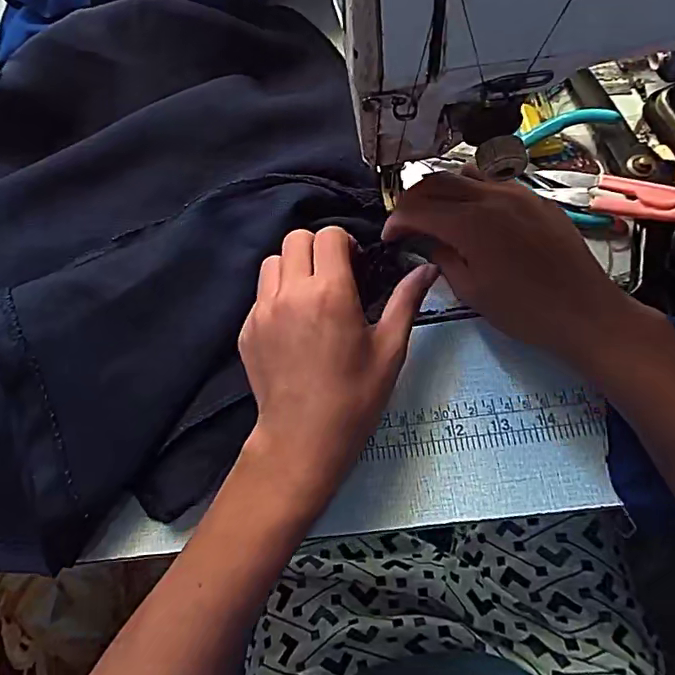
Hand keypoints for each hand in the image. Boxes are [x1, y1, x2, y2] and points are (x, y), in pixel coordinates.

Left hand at [236, 227, 438, 508]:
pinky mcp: (246, 329)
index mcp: (330, 293)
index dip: (345, 243)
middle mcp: (291, 293)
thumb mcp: (390, 349)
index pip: (328, 235)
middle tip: (335, 277)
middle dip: (318, 249)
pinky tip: (294, 326)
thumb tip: (428, 268)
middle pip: (295, 238)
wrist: (303, 439)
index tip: (356, 266)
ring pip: (272, 262)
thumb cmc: (354, 397)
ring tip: (311, 297)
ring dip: (293, 268)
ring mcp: (262, 311)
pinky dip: (277, 296)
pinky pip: (260, 294)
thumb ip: (406, 301)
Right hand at [383, 170, 655, 361]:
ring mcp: (518, 193)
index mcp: (470, 223)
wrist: (584, 311)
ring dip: (443, 187)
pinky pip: (496, 181)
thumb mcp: (471, 290)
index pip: (417, 208)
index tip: (390, 235)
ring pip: (466, 172)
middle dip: (413, 199)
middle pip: (436, 181)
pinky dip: (474, 189)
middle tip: (407, 222)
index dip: (396, 220)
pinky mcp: (536, 199)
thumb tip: (426, 241)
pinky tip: (475, 211)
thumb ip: (441, 257)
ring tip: (437, 211)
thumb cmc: (526, 311)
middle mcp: (492, 198)